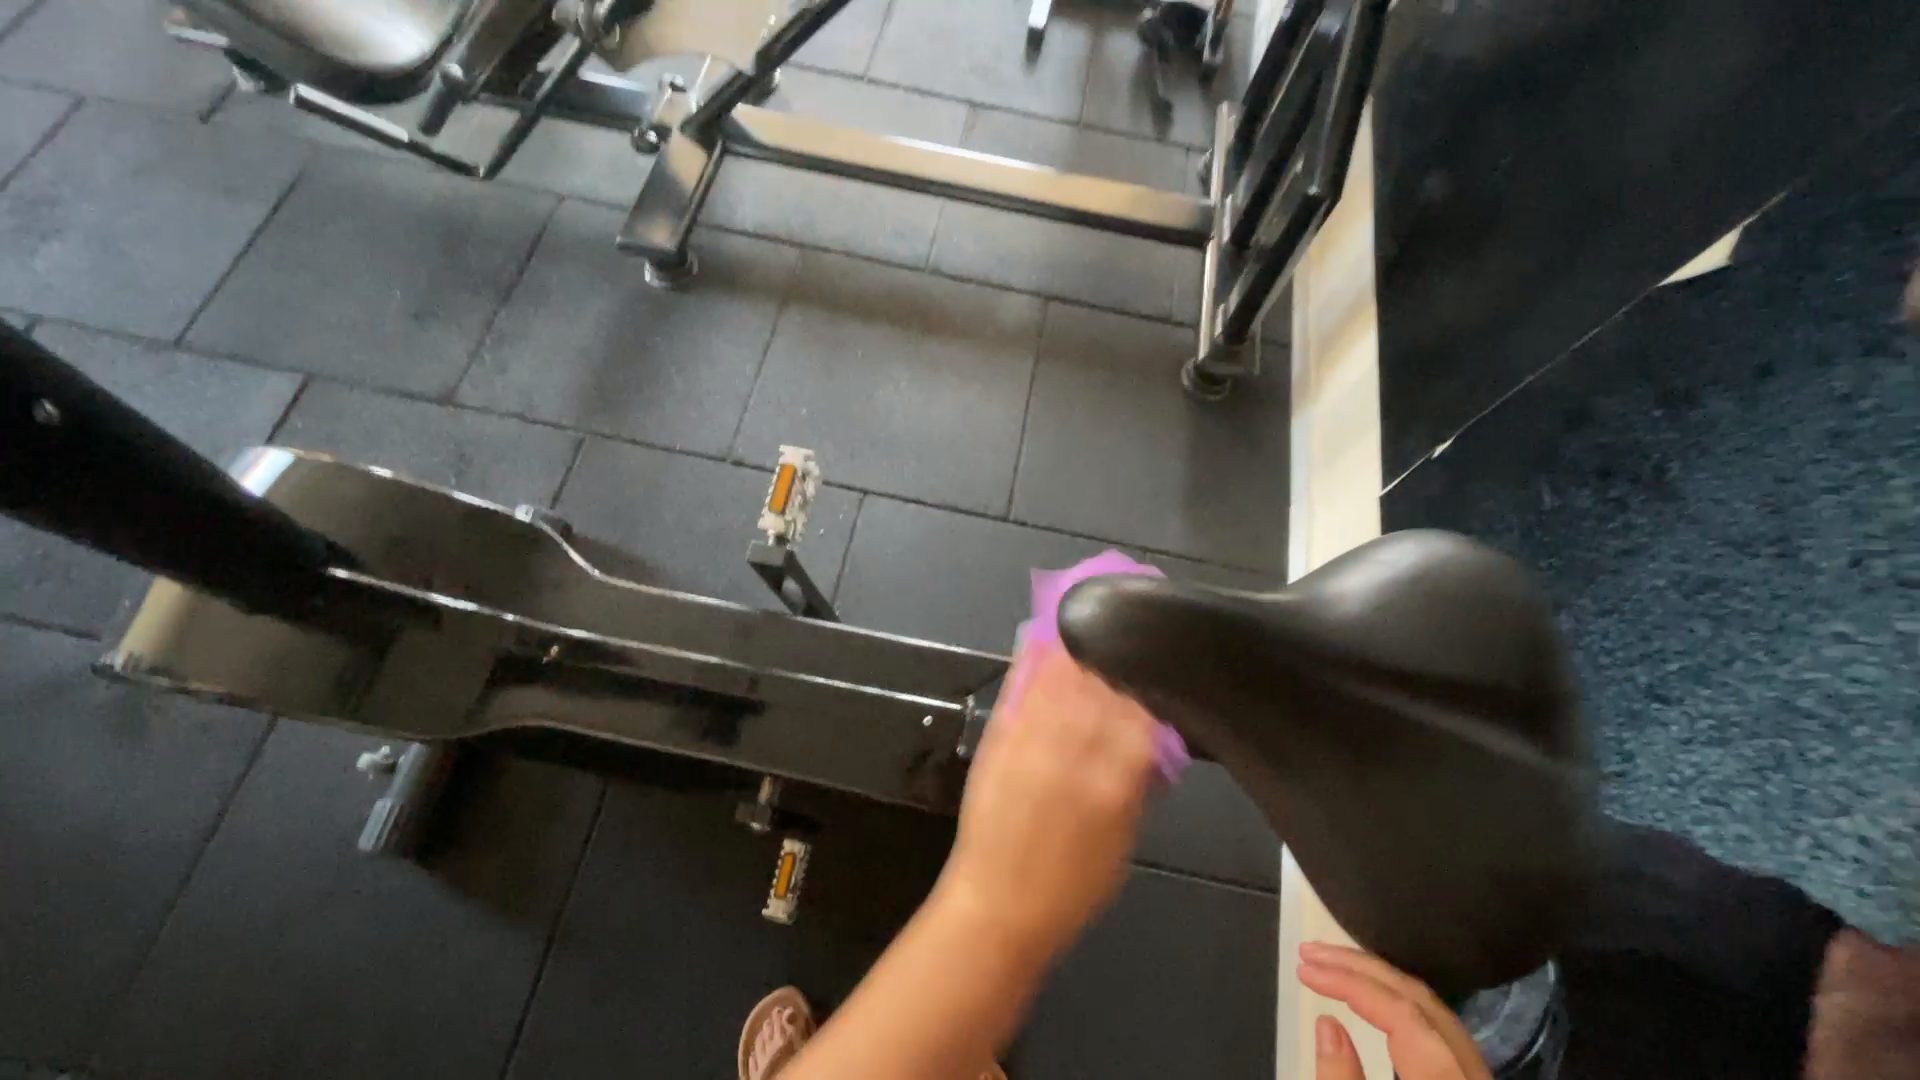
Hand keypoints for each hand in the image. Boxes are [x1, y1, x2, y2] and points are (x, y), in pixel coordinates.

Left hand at [934, 646, 1159, 961]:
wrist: (999, 905)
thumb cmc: (1072, 885)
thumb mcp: (1124, 839)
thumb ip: (1136, 784)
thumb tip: (1150, 744)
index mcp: (1115, 778)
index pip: (1139, 714)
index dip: (1146, 685)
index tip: (1152, 663)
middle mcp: (1075, 750)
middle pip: (1100, 687)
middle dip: (1113, 659)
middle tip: (1125, 632)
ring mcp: (1032, 740)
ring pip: (1060, 680)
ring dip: (1076, 650)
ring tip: (1089, 620)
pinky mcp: (999, 740)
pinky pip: (1020, 691)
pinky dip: (1033, 662)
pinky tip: (1043, 638)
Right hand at [1299, 943, 1492, 1079]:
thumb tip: (1326, 1024)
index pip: (1403, 1015)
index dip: (1350, 983)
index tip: (1304, 968)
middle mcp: (1474, 1074)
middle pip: (1422, 1001)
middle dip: (1361, 969)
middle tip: (1311, 953)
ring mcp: (1480, 1078)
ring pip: (1435, 1010)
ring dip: (1380, 980)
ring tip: (1334, 966)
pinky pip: (1440, 1028)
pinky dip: (1401, 1003)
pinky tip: (1373, 1001)